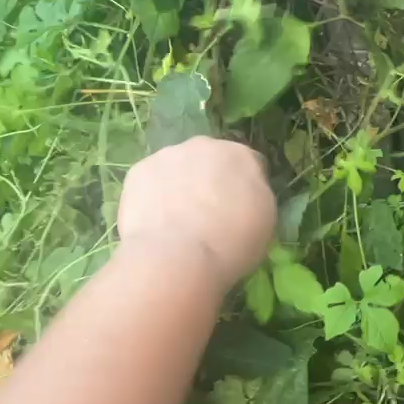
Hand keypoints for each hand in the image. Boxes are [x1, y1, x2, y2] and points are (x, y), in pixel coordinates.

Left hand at [116, 137, 275, 289]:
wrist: (179, 257)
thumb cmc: (232, 244)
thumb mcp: (264, 224)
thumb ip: (255, 199)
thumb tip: (243, 198)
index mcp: (242, 157)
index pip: (249, 165)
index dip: (245, 188)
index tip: (241, 210)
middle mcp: (205, 146)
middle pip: (210, 160)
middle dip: (210, 181)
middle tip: (208, 215)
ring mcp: (168, 155)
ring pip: (178, 168)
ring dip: (180, 187)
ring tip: (178, 223)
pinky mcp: (139, 170)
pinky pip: (152, 182)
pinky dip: (154, 197)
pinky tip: (157, 224)